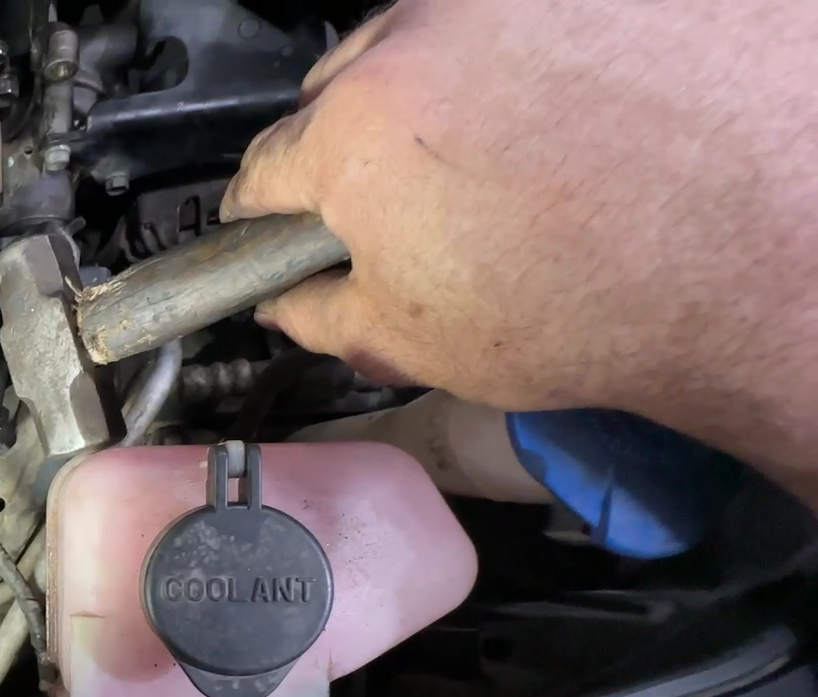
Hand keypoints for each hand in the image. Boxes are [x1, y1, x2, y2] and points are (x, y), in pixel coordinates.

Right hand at [221, 0, 817, 492]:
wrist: (794, 260)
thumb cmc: (605, 303)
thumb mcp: (402, 339)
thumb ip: (313, 313)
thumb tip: (285, 299)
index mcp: (359, 129)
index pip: (261, 169)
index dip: (259, 213)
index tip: (271, 225)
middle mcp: (435, 30)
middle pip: (336, 91)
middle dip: (346, 150)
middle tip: (396, 206)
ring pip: (428, 41)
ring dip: (427, 97)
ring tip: (489, 162)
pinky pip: (527, 22)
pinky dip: (522, 64)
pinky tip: (561, 121)